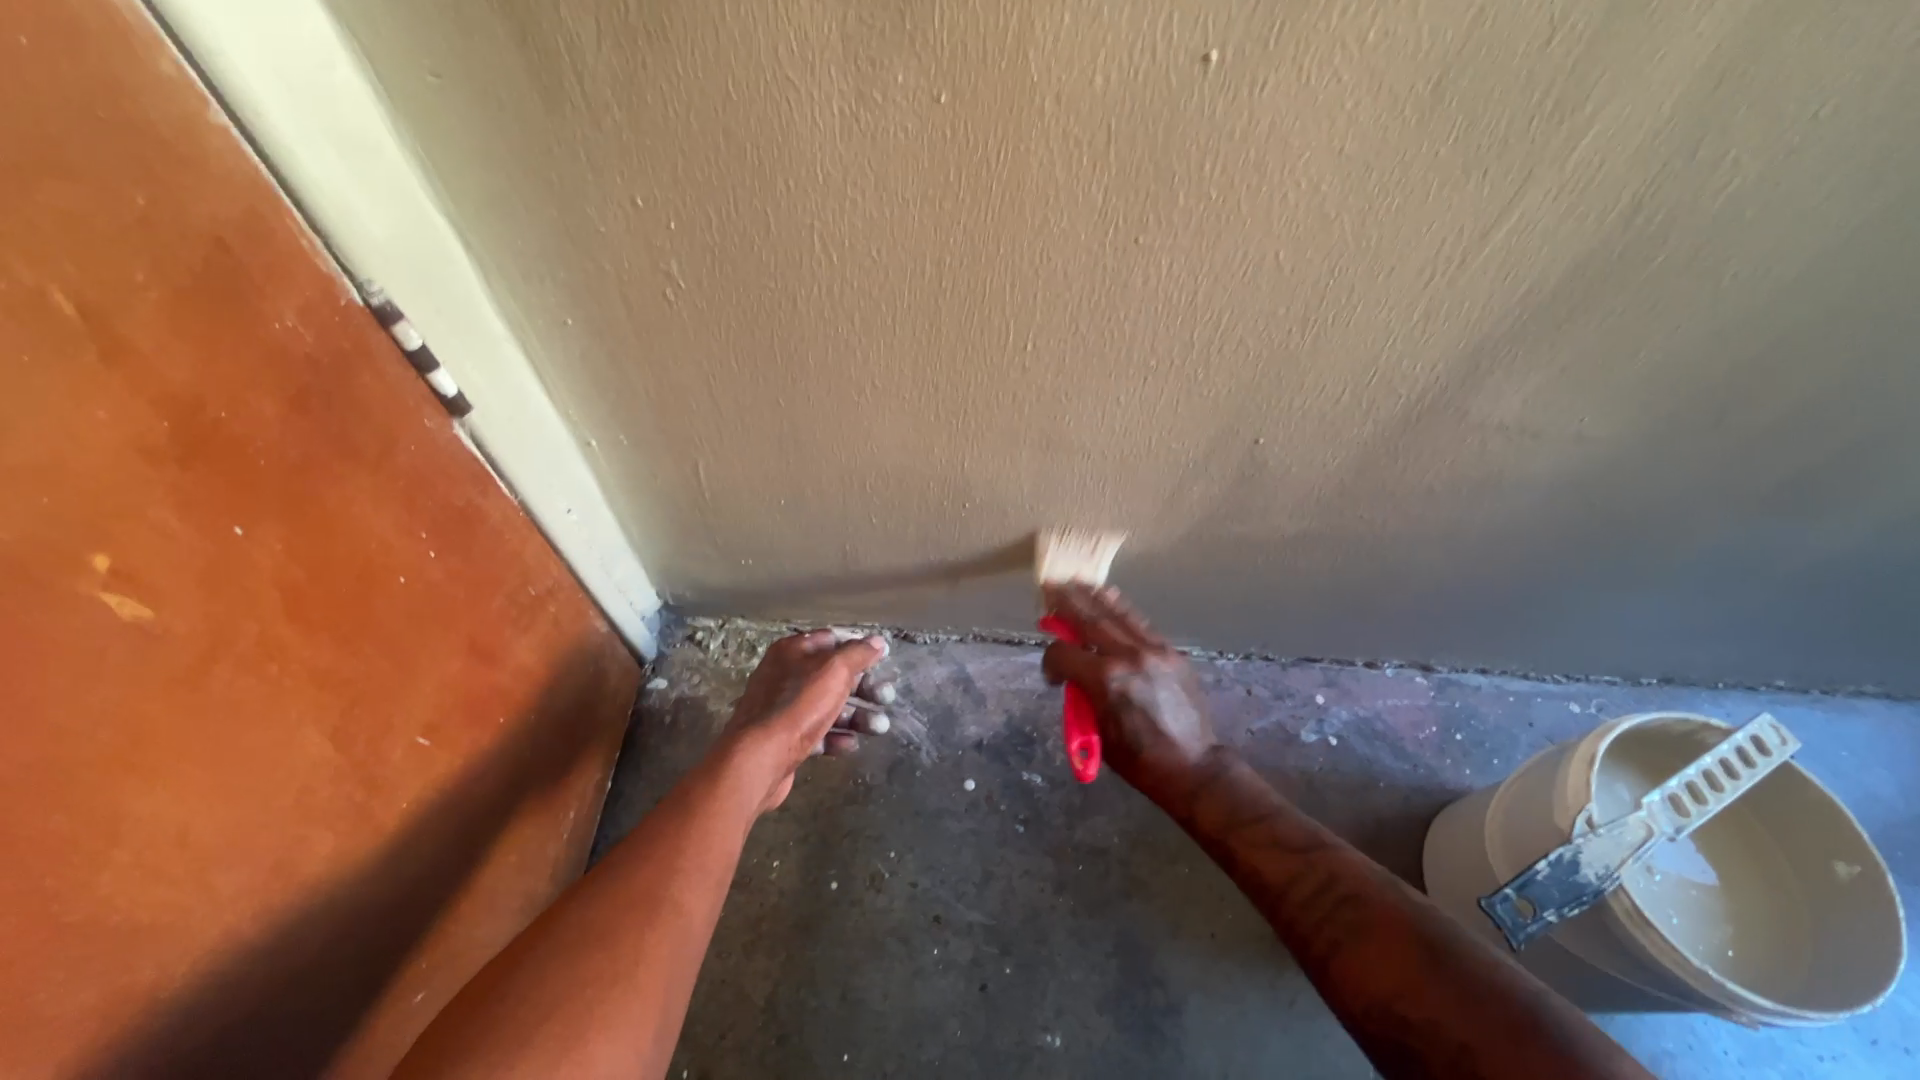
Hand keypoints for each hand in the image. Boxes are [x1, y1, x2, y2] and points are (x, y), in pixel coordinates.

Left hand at [722, 629, 889, 813]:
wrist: (759, 758)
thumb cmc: (798, 706)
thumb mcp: (834, 671)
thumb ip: (857, 653)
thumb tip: (877, 641)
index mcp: (793, 652)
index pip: (832, 641)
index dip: (859, 649)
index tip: (884, 660)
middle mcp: (785, 675)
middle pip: (833, 676)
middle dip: (864, 688)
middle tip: (886, 698)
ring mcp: (783, 709)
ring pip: (827, 707)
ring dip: (856, 716)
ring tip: (878, 728)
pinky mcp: (784, 739)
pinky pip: (816, 733)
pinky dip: (835, 738)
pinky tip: (849, 744)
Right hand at [1041, 584, 1219, 796]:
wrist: (1192, 765)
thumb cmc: (1138, 759)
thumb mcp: (1097, 731)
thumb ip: (1084, 695)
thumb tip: (1076, 672)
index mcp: (1105, 680)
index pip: (1064, 653)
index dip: (1051, 660)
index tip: (1053, 676)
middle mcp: (1128, 656)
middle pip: (1089, 619)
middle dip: (1066, 603)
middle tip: (1050, 587)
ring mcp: (1153, 651)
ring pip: (1117, 614)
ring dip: (1094, 597)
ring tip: (1077, 583)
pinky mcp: (1171, 653)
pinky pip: (1140, 624)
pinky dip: (1122, 610)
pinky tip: (1111, 599)